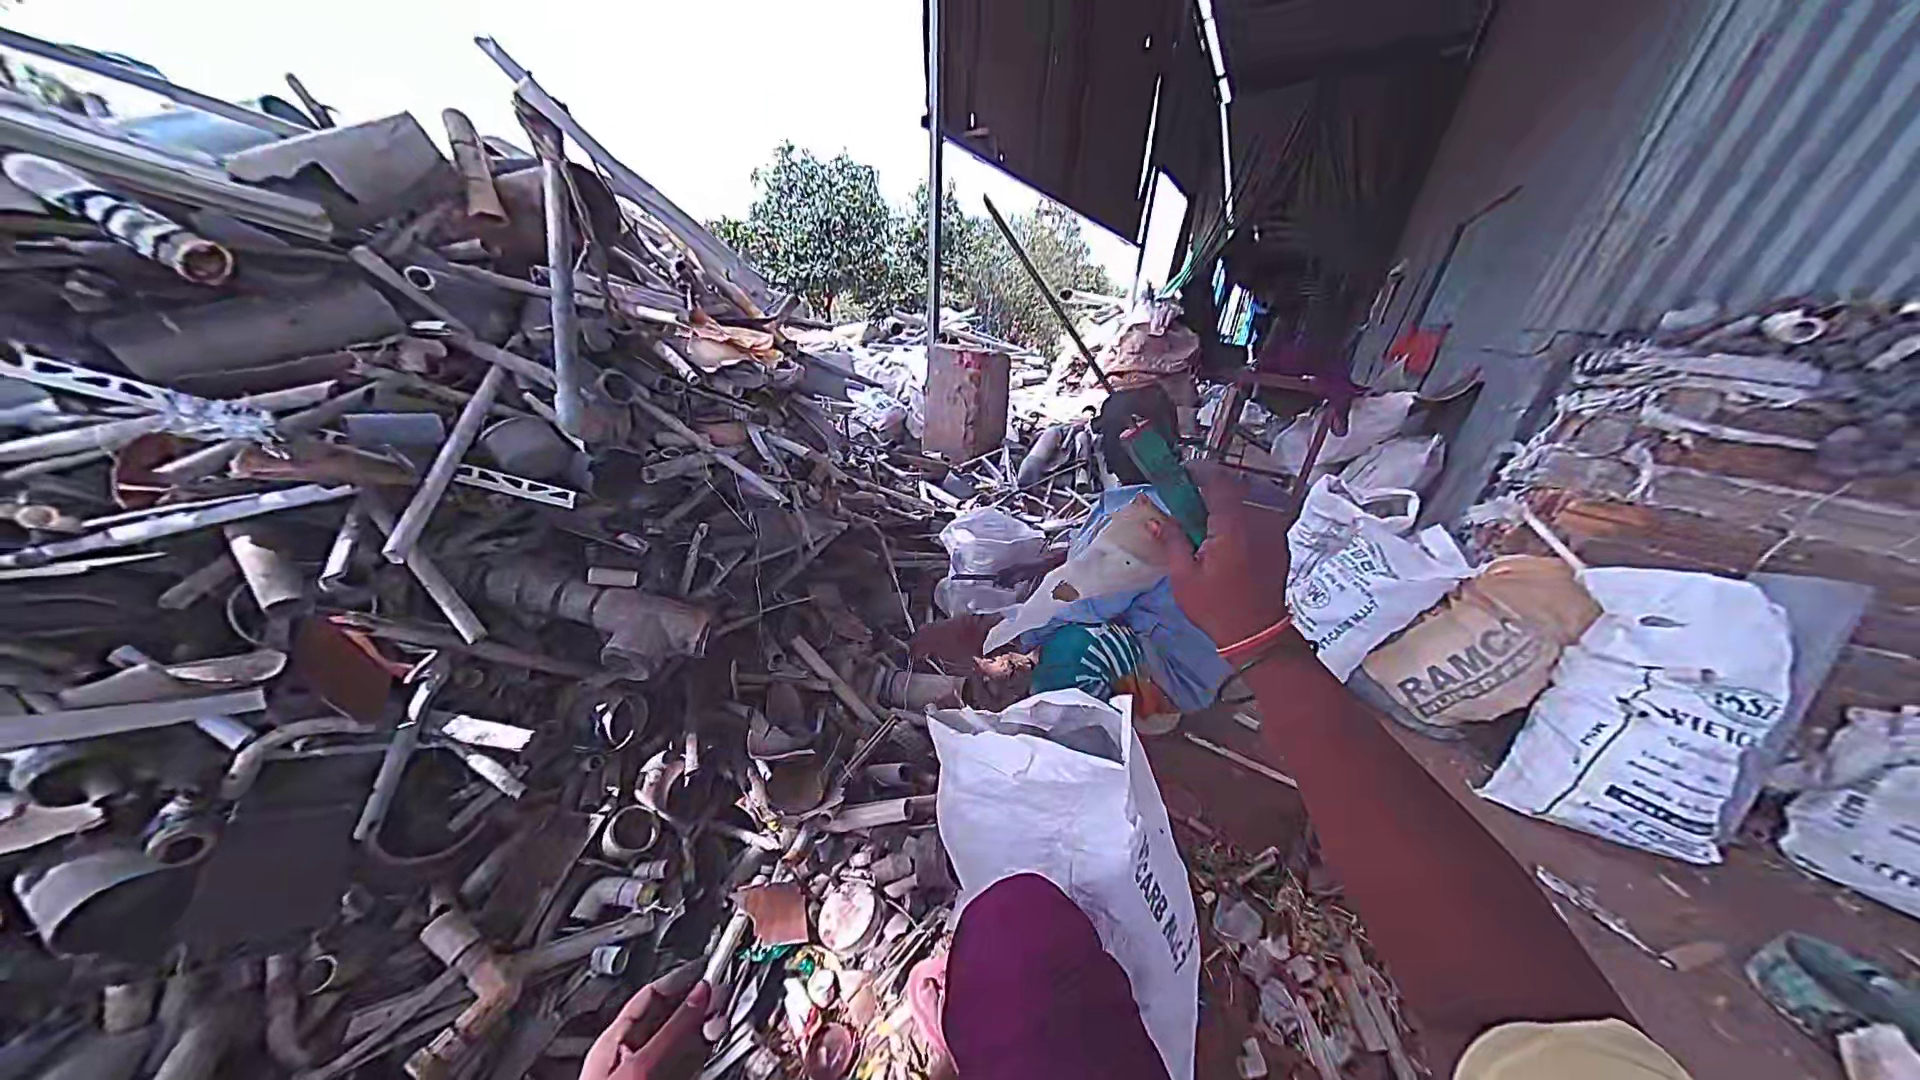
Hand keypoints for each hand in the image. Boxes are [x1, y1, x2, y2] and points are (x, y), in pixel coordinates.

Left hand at [580, 967, 711, 1079]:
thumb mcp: (639, 1069)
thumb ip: (673, 1029)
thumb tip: (702, 990)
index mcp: (611, 1043)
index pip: (652, 993)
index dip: (683, 976)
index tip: (711, 968)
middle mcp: (627, 1057)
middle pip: (670, 1015)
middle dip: (699, 1003)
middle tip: (722, 997)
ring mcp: (643, 1075)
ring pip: (682, 1039)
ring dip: (705, 1027)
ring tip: (720, 1022)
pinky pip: (687, 1061)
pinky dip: (703, 1051)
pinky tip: (712, 1048)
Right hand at [1148, 462, 1291, 646]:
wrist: (1256, 634)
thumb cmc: (1216, 607)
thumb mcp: (1183, 575)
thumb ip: (1171, 540)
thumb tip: (1155, 519)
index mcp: (1232, 527)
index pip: (1219, 482)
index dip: (1200, 471)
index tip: (1182, 472)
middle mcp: (1257, 523)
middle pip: (1234, 489)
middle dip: (1210, 487)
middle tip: (1187, 497)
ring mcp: (1272, 532)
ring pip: (1247, 502)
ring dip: (1225, 503)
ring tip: (1203, 519)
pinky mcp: (1277, 543)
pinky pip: (1257, 518)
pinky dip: (1238, 517)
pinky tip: (1222, 536)